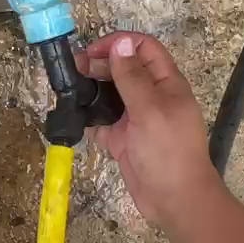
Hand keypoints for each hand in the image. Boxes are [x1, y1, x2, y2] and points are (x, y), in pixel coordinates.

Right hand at [78, 31, 222, 228]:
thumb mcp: (150, 109)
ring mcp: (136, 119)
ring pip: (111, 94)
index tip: (92, 52)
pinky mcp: (123, 139)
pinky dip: (89, 118)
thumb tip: (120, 43)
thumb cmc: (168, 151)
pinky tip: (73, 117)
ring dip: (91, 89)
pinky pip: (102, 122)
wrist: (174, 200)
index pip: (144, 48)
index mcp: (166, 83)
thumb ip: (132, 77)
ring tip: (69, 90)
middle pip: (124, 69)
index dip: (119, 44)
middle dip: (99, 65)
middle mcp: (151, 97)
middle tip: (73, 70)